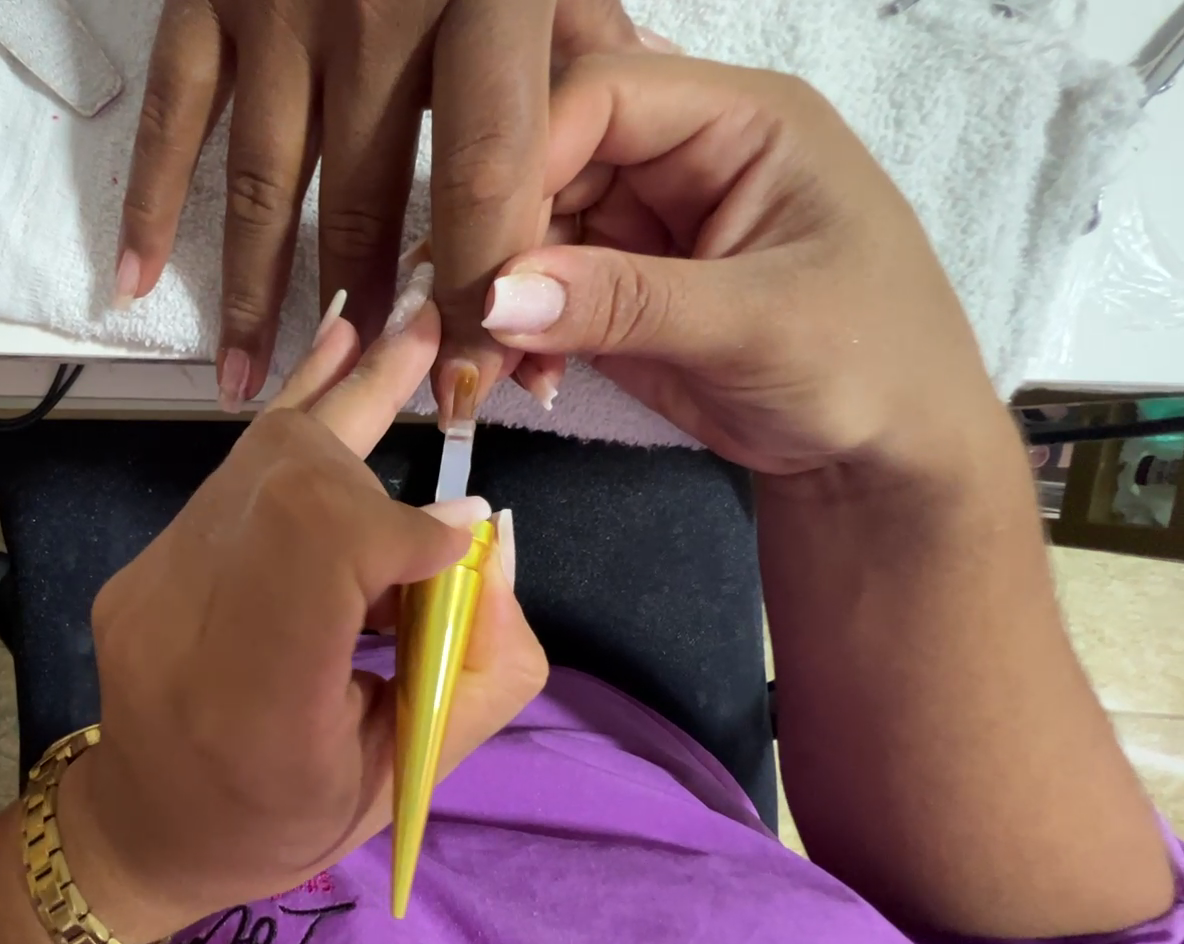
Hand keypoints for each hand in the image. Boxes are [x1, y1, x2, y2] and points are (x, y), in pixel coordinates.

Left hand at [59, 299, 547, 939]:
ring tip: (393, 331)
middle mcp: (183, 628)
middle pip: (283, 484)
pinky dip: (294, 427)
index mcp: (256, 709)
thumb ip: (477, 662)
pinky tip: (331, 360)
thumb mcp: (408, 775)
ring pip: (254, 461)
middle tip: (433, 338)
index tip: (460, 530)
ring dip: (334, 398)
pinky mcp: (140, 564)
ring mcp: (147, 586)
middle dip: (367, 421)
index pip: (318, 559)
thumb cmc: (287, 819)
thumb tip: (486, 529)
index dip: (396, 527)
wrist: (148, 824)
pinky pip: (230, 480)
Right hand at [118, 0, 655, 422]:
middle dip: (372, 318)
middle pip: (370, 205)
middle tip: (369, 402)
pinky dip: (150, 207)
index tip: (476, 386)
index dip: (480, 294)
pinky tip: (135, 284)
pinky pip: (171, 121)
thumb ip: (580, 20)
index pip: (488, 181)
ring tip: (248, 382)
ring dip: (255, 300)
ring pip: (266, 190)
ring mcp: (274, 9)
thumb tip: (587, 137)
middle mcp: (374, 11)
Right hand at [476, 55, 1013, 487]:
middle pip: (543, 167)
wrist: (868, 449)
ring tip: (492, 369)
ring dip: (496, 303)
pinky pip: (530, 293)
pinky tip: (524, 376)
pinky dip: (510, 335)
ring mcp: (633, 228)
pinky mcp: (605, 290)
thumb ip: (624, 302)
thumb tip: (496, 296)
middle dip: (498, 248)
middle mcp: (673, 161)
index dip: (527, 160)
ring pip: (524, 236)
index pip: (598, 98)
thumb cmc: (861, 362)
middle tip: (470, 328)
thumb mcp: (754, 324)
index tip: (482, 255)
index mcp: (736, 123)